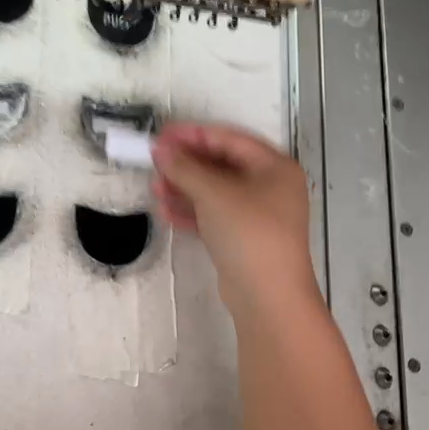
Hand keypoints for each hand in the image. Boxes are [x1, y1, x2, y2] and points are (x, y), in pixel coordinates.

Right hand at [152, 121, 316, 317]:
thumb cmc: (248, 232)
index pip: (229, 139)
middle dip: (186, 164)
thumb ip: (185, 168)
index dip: (193, 135)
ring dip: (184, 188)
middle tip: (155, 164)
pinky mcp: (243, 238)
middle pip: (221, 165)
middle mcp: (270, 186)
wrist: (267, 294)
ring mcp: (257, 214)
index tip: (160, 136)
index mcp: (274, 166)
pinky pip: (213, 216)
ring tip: (155, 189)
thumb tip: (160, 149)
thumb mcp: (214, 193)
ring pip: (215, 192)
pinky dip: (191, 212)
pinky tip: (166, 212)